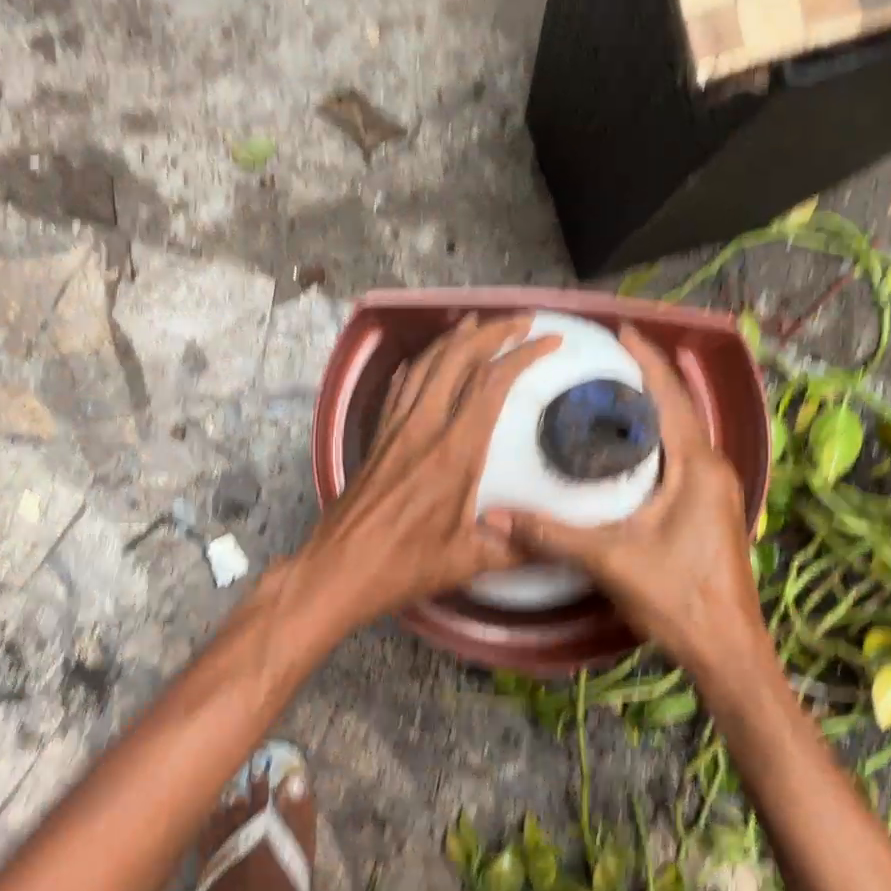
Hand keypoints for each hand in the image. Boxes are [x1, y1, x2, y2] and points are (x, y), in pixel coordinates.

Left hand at [301, 315, 562, 622]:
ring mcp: (394, 431)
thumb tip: (552, 542)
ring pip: (424, 367)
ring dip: (452, 340)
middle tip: (519, 320)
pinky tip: (425, 360)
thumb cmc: (404, 568)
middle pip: (455, 360)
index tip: (549, 339)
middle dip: (490, 332)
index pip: (491, 385)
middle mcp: (422, 429)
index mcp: (453, 453)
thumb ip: (516, 548)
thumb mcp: (468, 563)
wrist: (337, 570)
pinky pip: (399, 388)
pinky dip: (418, 365)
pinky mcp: (376, 440)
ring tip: (477, 323)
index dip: (522, 354)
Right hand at [491, 326, 763, 673]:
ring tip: (617, 389)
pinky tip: (632, 447)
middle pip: (680, 408)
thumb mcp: (609, 560)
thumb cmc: (677, 597)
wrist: (725, 648)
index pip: (670, 398)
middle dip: (649, 376)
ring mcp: (715, 492)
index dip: (646, 360)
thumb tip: (496, 518)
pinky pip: (680, 457)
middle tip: (608, 355)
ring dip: (655, 406)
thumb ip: (552, 535)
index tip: (620, 329)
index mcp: (696, 467)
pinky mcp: (708, 511)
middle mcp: (712, 470)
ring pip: (682, 433)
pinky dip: (657, 437)